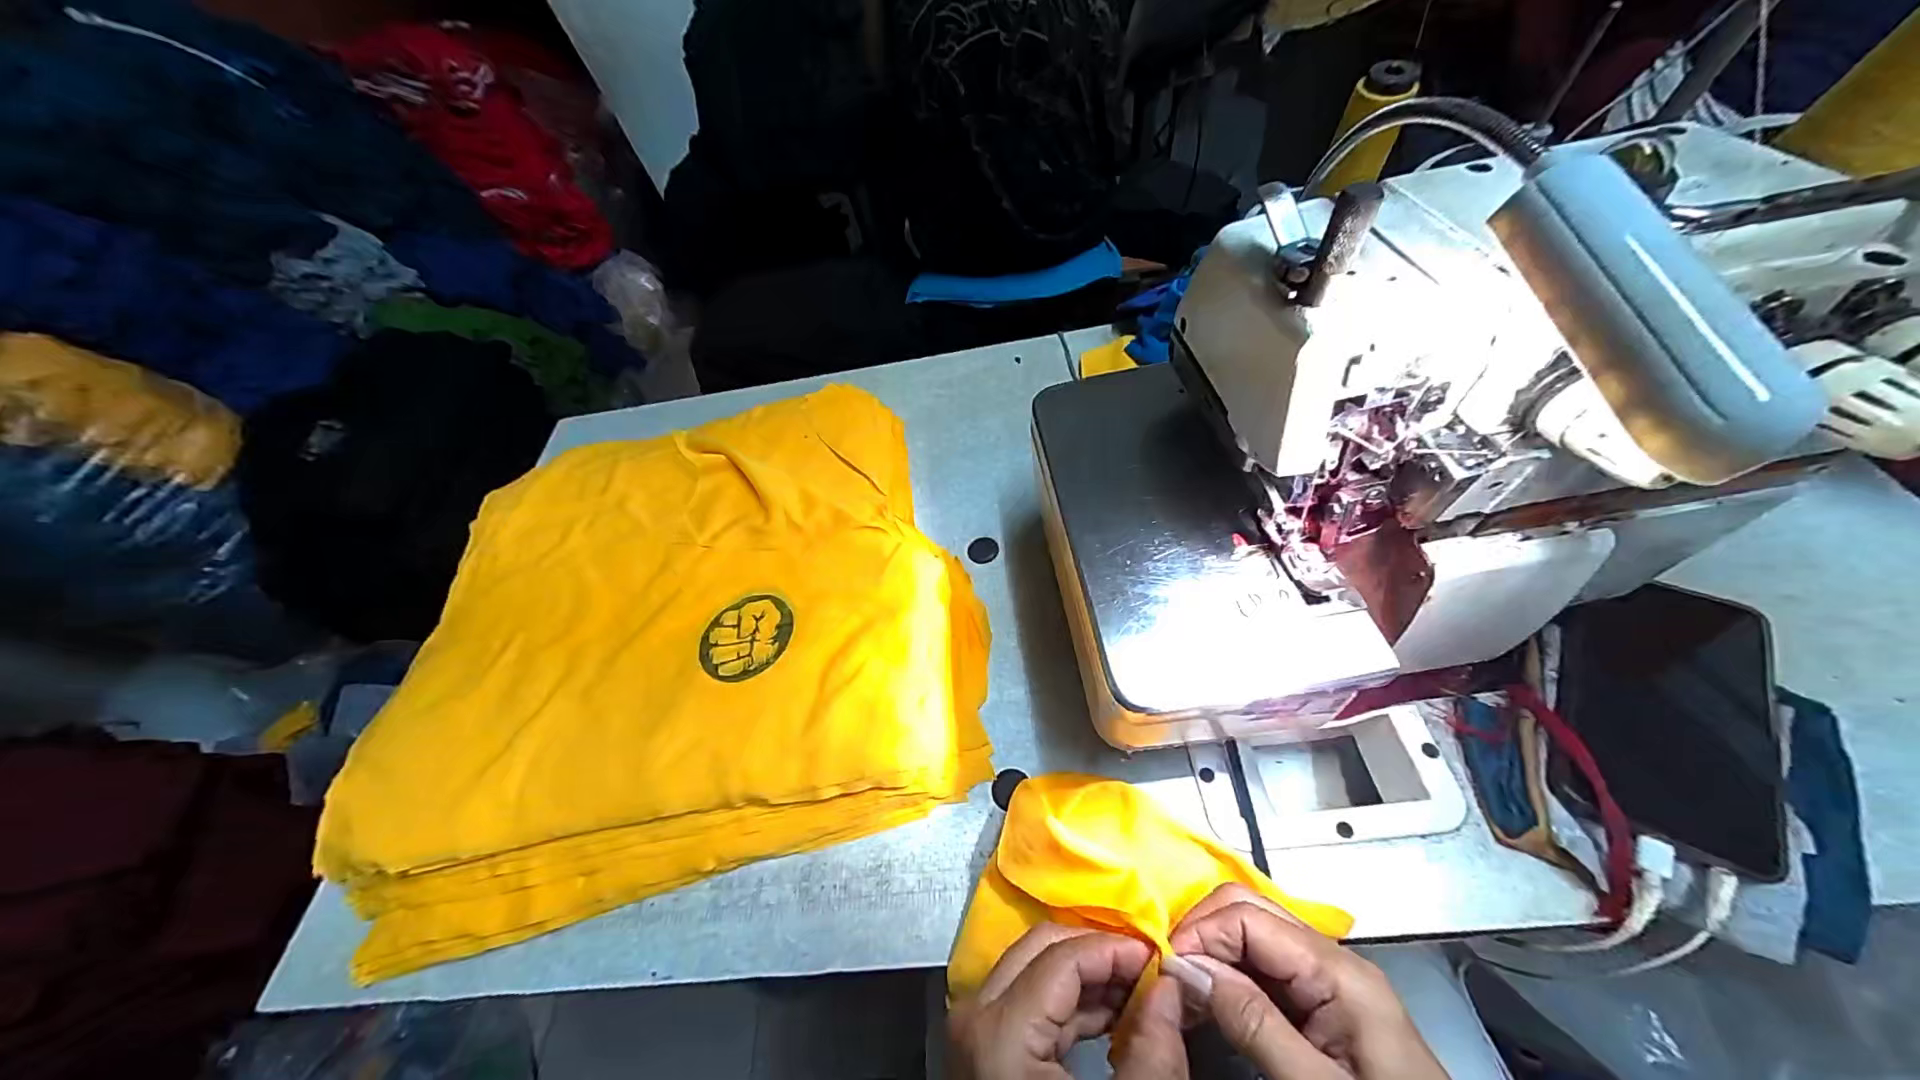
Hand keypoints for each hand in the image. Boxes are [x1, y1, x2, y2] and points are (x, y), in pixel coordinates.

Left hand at [948, 923, 1188, 1079]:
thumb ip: (1153, 1050)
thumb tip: (1173, 987)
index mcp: (1000, 1030)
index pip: (1063, 957)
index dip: (1115, 951)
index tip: (1160, 957)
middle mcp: (975, 1015)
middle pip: (1042, 949)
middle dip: (1099, 954)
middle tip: (1150, 970)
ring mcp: (973, 1028)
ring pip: (1034, 970)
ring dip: (1088, 976)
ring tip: (1141, 993)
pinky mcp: (983, 1045)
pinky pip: (1028, 1000)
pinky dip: (1071, 1003)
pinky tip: (1112, 1016)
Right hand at [1167, 885, 1447, 1079]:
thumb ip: (1256, 1024)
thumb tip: (1189, 969)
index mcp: (1338, 971)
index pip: (1247, 916)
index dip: (1200, 933)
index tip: (1167, 970)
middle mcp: (1330, 960)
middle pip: (1247, 910)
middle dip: (1200, 933)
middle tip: (1169, 978)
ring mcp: (1325, 978)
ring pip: (1249, 935)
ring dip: (1209, 953)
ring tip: (1182, 993)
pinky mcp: (1319, 1000)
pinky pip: (1260, 966)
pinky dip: (1226, 974)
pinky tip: (1208, 1001)